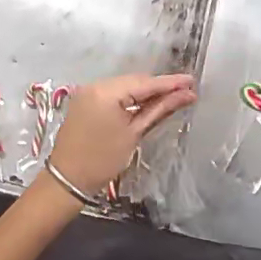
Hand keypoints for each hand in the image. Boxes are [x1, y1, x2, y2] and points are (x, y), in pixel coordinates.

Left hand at [47, 73, 196, 194]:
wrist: (68, 178)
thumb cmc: (103, 159)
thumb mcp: (134, 133)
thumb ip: (160, 109)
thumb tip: (187, 95)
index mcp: (106, 92)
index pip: (144, 83)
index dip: (170, 83)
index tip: (192, 81)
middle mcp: (95, 85)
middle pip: (134, 81)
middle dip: (158, 87)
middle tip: (185, 91)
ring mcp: (87, 92)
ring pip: (124, 86)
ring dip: (145, 92)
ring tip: (171, 97)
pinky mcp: (84, 101)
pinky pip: (112, 94)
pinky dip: (129, 98)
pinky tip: (146, 103)